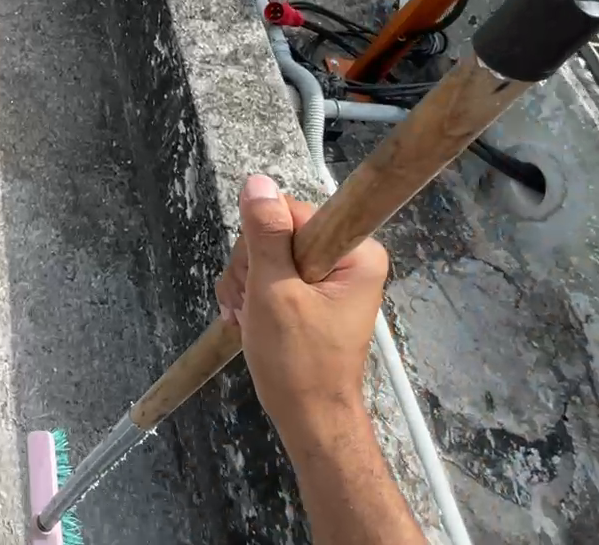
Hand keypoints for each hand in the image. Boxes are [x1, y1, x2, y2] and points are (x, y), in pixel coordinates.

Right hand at [215, 173, 389, 447]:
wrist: (306, 417)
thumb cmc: (297, 359)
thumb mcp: (273, 291)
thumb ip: (265, 234)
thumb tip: (257, 182)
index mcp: (354, 252)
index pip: (291, 211)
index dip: (263, 238)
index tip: (261, 275)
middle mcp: (345, 255)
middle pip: (274, 230)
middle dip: (249, 264)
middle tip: (248, 301)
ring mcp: (327, 273)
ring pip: (264, 250)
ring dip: (243, 281)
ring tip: (245, 314)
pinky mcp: (310, 288)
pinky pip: (268, 269)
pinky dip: (248, 290)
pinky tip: (245, 315)